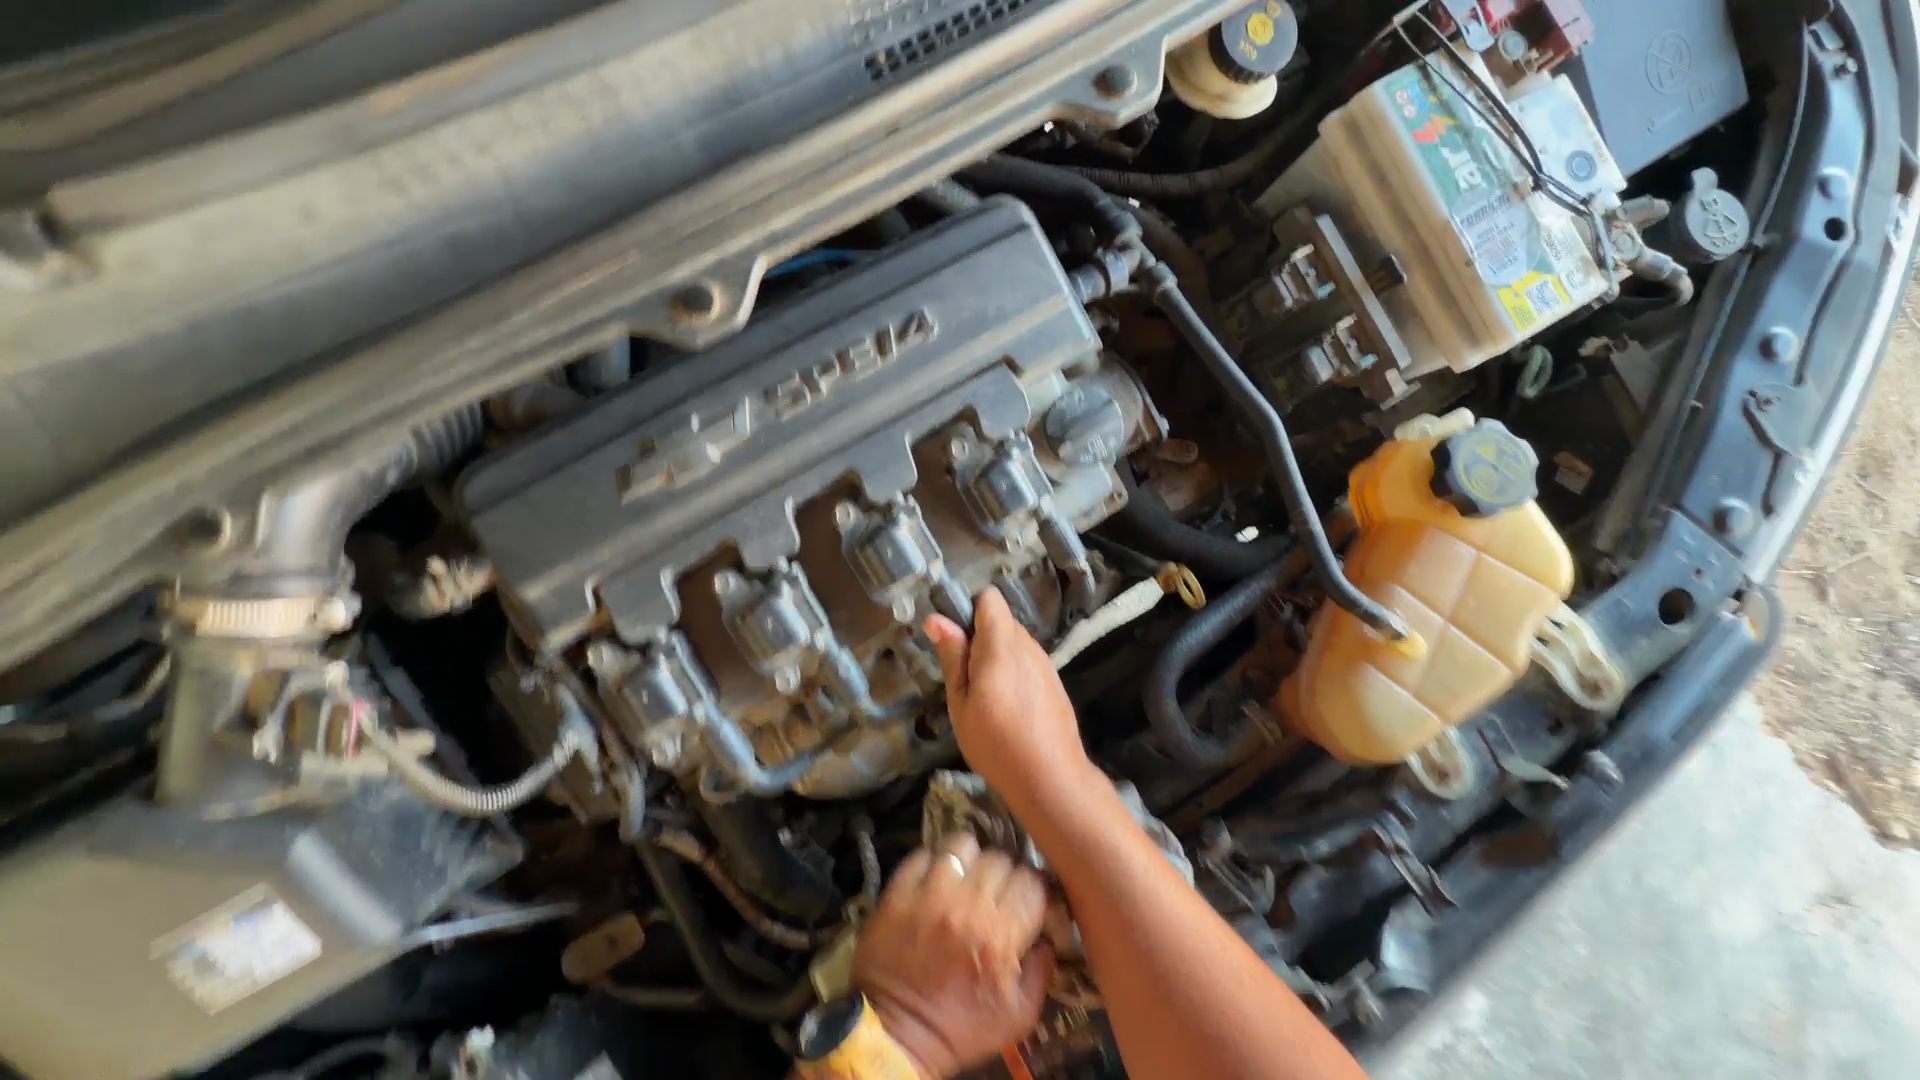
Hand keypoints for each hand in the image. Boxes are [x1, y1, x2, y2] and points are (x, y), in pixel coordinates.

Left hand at [851, 833, 1055, 1078]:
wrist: (896, 1037)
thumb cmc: (961, 1028)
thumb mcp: (1018, 1015)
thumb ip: (1042, 971)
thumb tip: (1048, 937)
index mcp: (1001, 933)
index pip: (1032, 881)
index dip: (1034, 887)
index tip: (1029, 897)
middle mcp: (967, 904)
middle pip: (1000, 858)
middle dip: (1005, 872)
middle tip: (997, 891)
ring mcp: (929, 894)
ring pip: (961, 845)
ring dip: (970, 858)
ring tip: (967, 876)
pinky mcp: (898, 893)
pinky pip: (922, 855)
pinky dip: (932, 862)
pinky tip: (935, 880)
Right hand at [924, 588, 1096, 810]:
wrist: (1050, 777)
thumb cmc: (995, 742)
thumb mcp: (961, 702)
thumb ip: (953, 657)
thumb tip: (936, 619)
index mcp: (1001, 644)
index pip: (989, 598)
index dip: (969, 610)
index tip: (955, 640)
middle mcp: (1028, 646)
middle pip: (1001, 621)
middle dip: (980, 638)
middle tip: (965, 677)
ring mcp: (1045, 663)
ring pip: (1015, 643)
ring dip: (997, 657)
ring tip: (986, 697)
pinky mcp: (1055, 682)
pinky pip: (1028, 663)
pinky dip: (1014, 673)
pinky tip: (1009, 708)